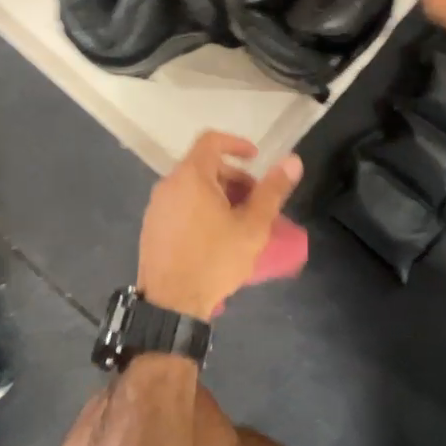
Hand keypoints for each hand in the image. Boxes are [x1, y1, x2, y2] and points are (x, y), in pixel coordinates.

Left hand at [139, 132, 302, 319]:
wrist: (171, 305)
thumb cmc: (214, 259)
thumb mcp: (252, 226)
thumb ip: (273, 190)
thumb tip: (293, 160)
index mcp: (191, 176)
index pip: (211, 140)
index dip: (236, 144)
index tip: (256, 158)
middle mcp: (168, 184)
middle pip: (204, 166)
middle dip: (234, 177)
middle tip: (255, 201)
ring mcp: (156, 207)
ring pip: (192, 188)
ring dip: (219, 195)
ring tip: (239, 222)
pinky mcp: (152, 229)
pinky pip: (181, 206)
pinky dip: (201, 209)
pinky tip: (216, 238)